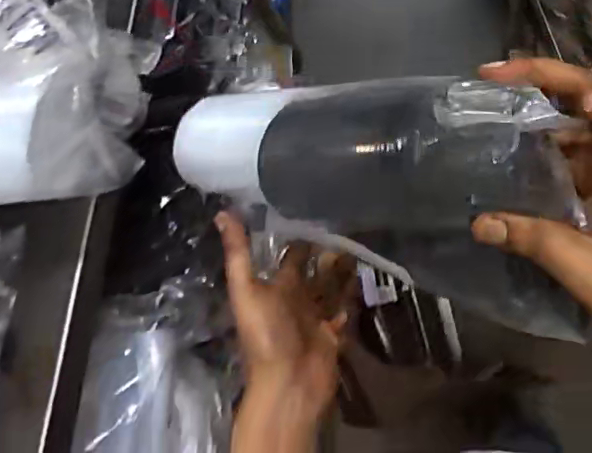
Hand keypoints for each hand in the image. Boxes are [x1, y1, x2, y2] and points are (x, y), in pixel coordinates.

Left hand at [216, 211, 353, 448]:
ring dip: (345, 268)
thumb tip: (222, 212)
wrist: (289, 386)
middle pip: (316, 267)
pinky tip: (369, 272)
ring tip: (365, 239)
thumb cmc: (266, 336)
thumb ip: (238, 254)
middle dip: (331, 248)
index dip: (302, 233)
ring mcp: (317, 315)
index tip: (320, 204)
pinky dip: (355, 293)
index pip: (291, 253)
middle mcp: (297, 297)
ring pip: (334, 284)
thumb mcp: (246, 291)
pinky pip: (347, 307)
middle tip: (352, 219)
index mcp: (277, 286)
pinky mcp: (335, 332)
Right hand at [470, 59, 591, 363]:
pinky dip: (531, 122)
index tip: (590, 107)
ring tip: (492, 84)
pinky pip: (561, 133)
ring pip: (577, 103)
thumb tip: (481, 223)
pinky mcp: (591, 169)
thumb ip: (542, 245)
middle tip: (499, 74)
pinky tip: (501, 121)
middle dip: (553, 74)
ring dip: (537, 89)